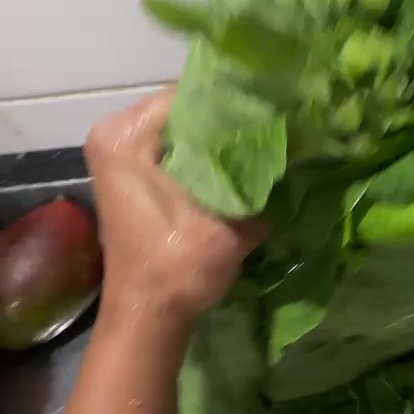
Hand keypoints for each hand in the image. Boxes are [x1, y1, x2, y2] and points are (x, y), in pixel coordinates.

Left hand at [84, 87, 265, 322]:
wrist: (150, 315)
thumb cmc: (177, 268)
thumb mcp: (227, 229)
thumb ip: (261, 196)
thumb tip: (296, 174)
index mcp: (125, 137)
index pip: (186, 98)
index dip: (233, 108)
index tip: (274, 118)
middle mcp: (117, 139)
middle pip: (185, 118)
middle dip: (229, 129)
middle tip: (277, 136)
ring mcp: (125, 162)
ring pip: (186, 142)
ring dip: (223, 152)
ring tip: (266, 156)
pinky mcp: (138, 185)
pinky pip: (181, 162)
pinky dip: (211, 169)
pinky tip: (244, 180)